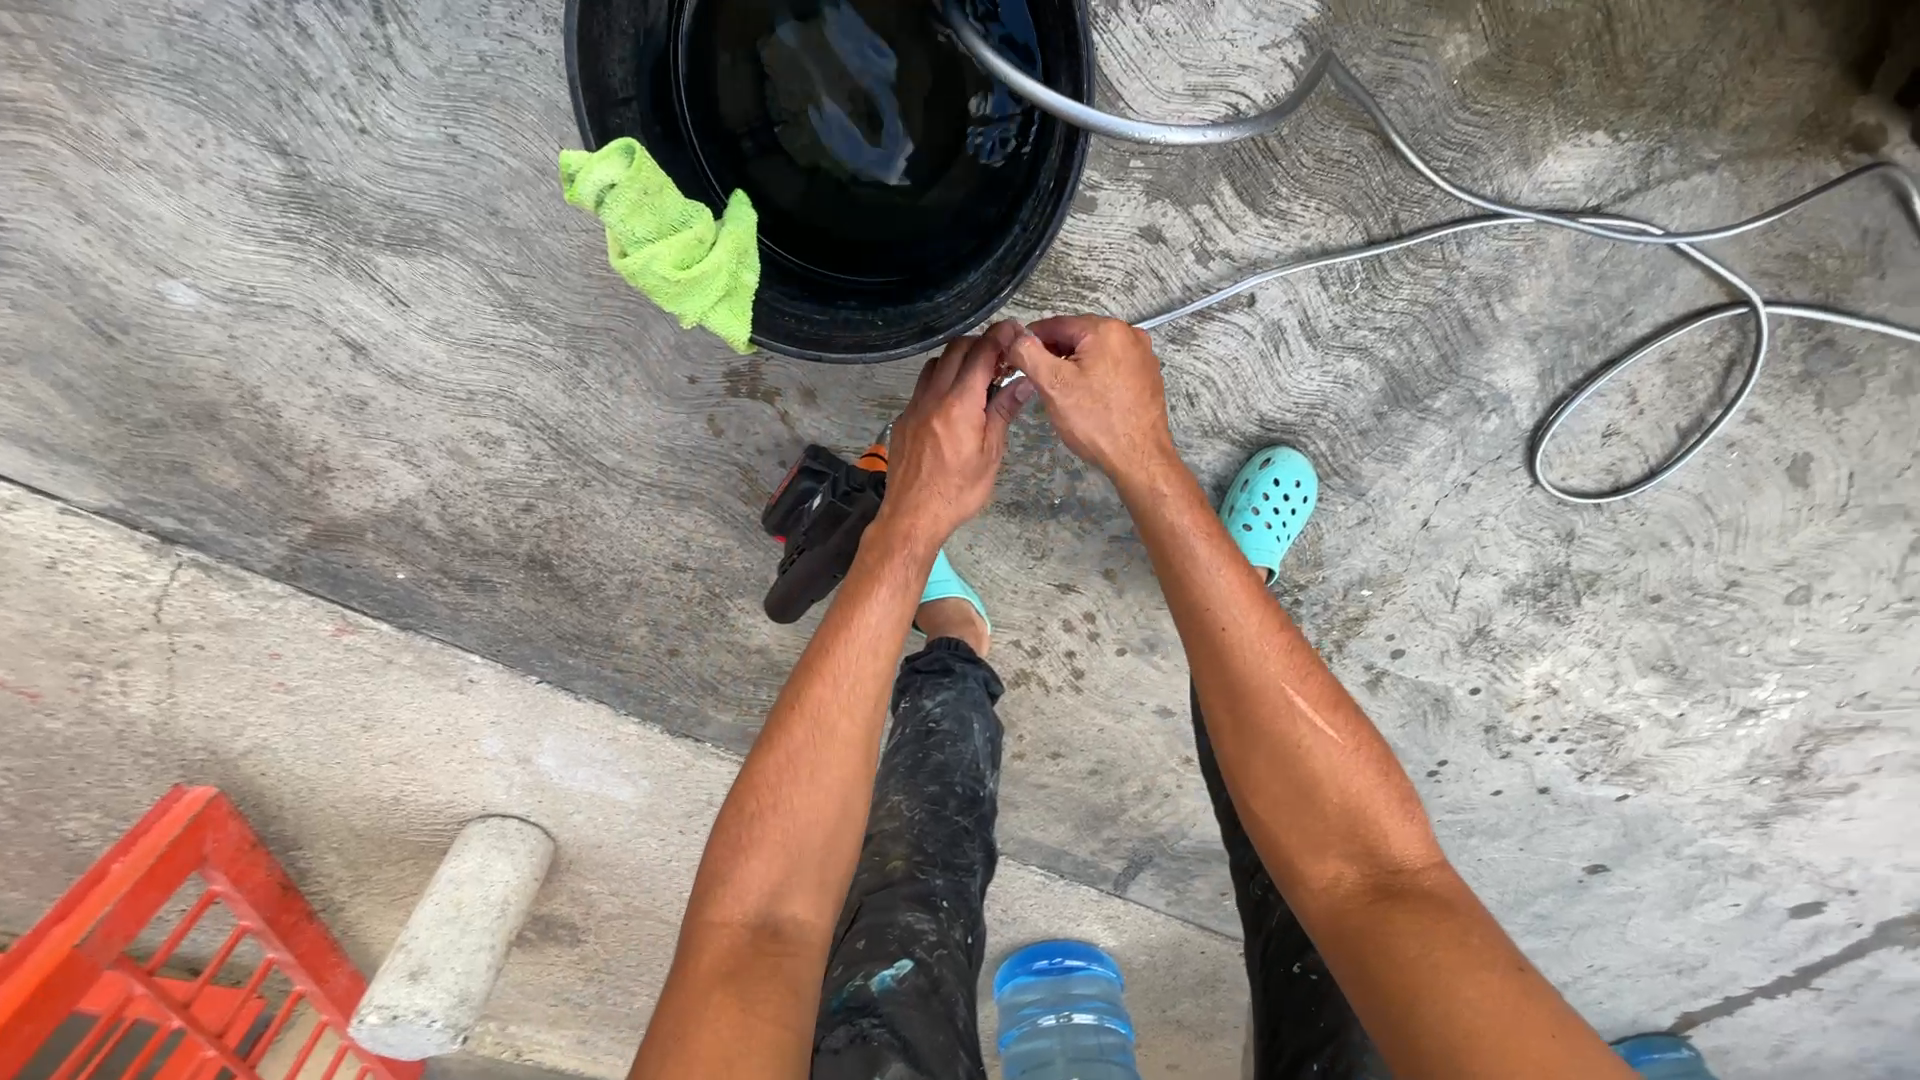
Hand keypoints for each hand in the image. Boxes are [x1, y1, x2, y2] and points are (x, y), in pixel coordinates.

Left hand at [877, 320, 1035, 547]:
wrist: (913, 515)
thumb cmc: (957, 492)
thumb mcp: (990, 455)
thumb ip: (1003, 413)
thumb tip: (1021, 384)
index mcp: (960, 404)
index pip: (981, 354)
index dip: (999, 336)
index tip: (1013, 329)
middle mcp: (933, 398)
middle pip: (956, 350)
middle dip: (980, 343)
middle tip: (1000, 356)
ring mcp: (914, 407)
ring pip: (935, 365)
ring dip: (958, 360)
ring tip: (977, 376)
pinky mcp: (904, 420)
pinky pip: (922, 387)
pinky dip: (940, 381)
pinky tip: (953, 401)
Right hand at [1005, 315, 1175, 478]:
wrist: (1138, 458)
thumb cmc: (1097, 422)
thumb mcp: (1053, 385)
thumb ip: (1029, 354)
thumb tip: (1015, 337)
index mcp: (1105, 330)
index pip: (1056, 324)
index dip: (1031, 340)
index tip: (1018, 357)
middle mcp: (1129, 335)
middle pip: (1078, 336)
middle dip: (1055, 354)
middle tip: (1039, 379)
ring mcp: (1142, 355)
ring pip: (1095, 352)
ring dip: (1074, 365)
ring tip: (1063, 393)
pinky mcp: (1147, 375)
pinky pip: (1113, 366)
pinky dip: (1096, 375)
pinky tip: (1088, 398)